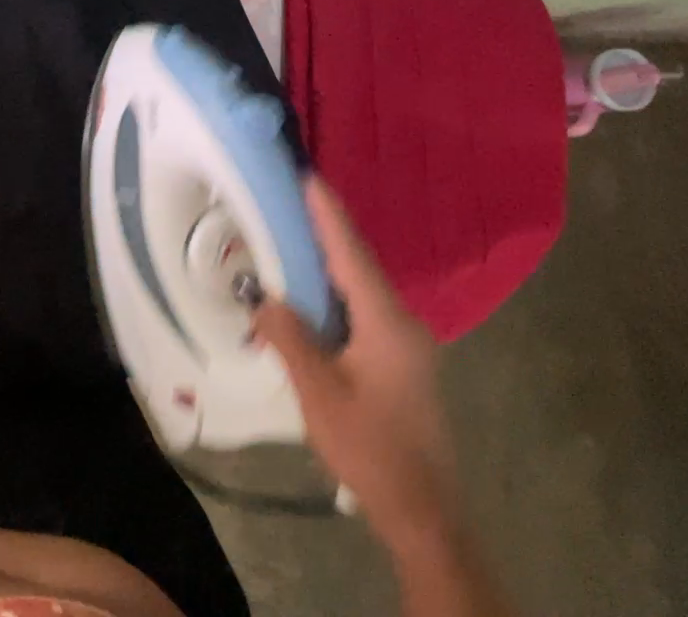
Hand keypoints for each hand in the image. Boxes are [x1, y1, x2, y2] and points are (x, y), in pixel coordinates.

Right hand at [252, 177, 462, 553]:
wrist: (422, 509)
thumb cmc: (369, 445)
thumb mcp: (317, 390)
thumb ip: (289, 337)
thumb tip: (265, 298)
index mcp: (386, 324)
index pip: (350, 256)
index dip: (328, 216)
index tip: (309, 178)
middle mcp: (403, 325)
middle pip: (356, 268)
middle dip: (322, 235)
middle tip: (286, 205)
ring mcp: (405, 346)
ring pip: (358, 294)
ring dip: (323, 269)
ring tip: (287, 244)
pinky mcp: (400, 365)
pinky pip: (360, 316)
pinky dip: (331, 300)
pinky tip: (307, 302)